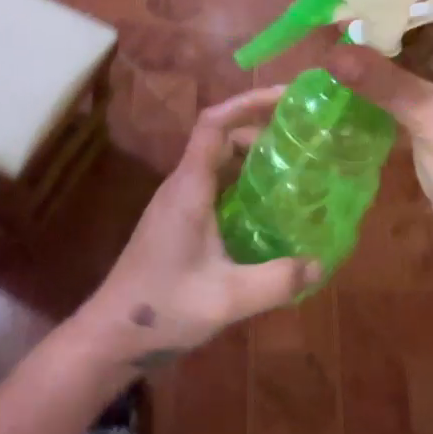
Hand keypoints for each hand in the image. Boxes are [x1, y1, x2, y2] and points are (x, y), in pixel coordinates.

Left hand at [81, 87, 321, 370]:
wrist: (112, 335)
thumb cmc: (162, 308)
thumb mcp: (227, 299)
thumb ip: (276, 281)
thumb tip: (320, 264)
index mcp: (188, 188)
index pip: (213, 124)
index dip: (248, 102)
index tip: (287, 98)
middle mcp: (181, 187)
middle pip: (221, 139)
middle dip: (261, 130)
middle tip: (304, 140)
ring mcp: (177, 204)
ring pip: (218, 164)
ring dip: (253, 159)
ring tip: (296, 170)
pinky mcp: (178, 223)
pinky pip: (215, 187)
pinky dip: (243, 185)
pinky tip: (269, 210)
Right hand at [323, 0, 432, 242]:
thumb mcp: (430, 115)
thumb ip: (381, 80)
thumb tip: (330, 53)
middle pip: (429, 26)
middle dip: (389, 24)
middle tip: (342, 21)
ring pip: (416, 57)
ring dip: (384, 53)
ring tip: (339, 45)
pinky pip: (410, 84)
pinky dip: (386, 79)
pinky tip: (352, 76)